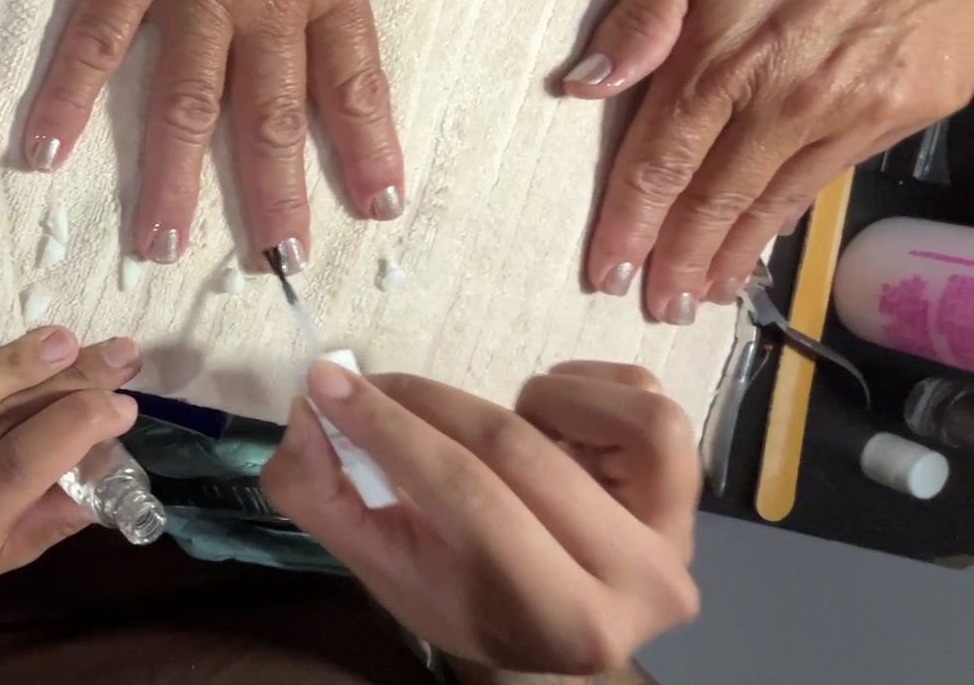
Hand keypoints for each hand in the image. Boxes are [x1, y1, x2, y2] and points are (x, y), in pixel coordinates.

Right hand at [22, 0, 529, 269]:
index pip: (355, 81)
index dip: (368, 147)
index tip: (377, 207)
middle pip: (270, 115)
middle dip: (274, 194)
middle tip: (274, 261)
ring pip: (183, 100)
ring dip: (172, 177)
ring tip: (162, 243)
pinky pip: (92, 38)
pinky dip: (65, 96)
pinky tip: (42, 153)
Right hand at [263, 361, 699, 674]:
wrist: (542, 615)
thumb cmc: (452, 588)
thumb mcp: (373, 556)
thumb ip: (319, 493)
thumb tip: (306, 412)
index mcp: (557, 617)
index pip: (465, 492)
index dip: (387, 425)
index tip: (325, 380)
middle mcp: (642, 585)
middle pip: (515, 448)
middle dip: (422, 400)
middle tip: (368, 386)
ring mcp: (679, 538)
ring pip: (618, 422)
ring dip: (530, 399)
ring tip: (484, 426)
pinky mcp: (692, 495)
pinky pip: (651, 405)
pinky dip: (586, 388)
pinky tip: (545, 417)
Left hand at [566, 0, 973, 322]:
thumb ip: (640, 18)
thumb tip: (581, 85)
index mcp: (721, 64)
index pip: (655, 165)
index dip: (626, 224)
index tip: (603, 272)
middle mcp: (783, 102)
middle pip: (710, 199)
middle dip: (674, 259)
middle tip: (650, 308)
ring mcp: (854, 111)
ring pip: (770, 202)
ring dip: (729, 255)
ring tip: (700, 298)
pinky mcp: (911, 109)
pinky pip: (828, 182)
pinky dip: (787, 223)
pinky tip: (766, 246)